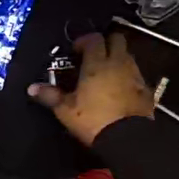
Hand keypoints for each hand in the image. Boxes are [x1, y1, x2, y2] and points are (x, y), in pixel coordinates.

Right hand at [28, 31, 153, 145]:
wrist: (128, 139)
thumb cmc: (93, 120)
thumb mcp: (66, 110)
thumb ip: (50, 95)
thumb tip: (31, 88)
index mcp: (97, 64)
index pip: (94, 39)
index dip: (84, 40)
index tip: (75, 51)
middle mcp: (119, 63)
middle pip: (117, 39)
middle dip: (106, 43)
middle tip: (94, 55)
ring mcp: (135, 75)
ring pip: (128, 55)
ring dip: (118, 58)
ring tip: (106, 72)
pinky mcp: (146, 89)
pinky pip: (136, 74)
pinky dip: (128, 75)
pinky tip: (120, 89)